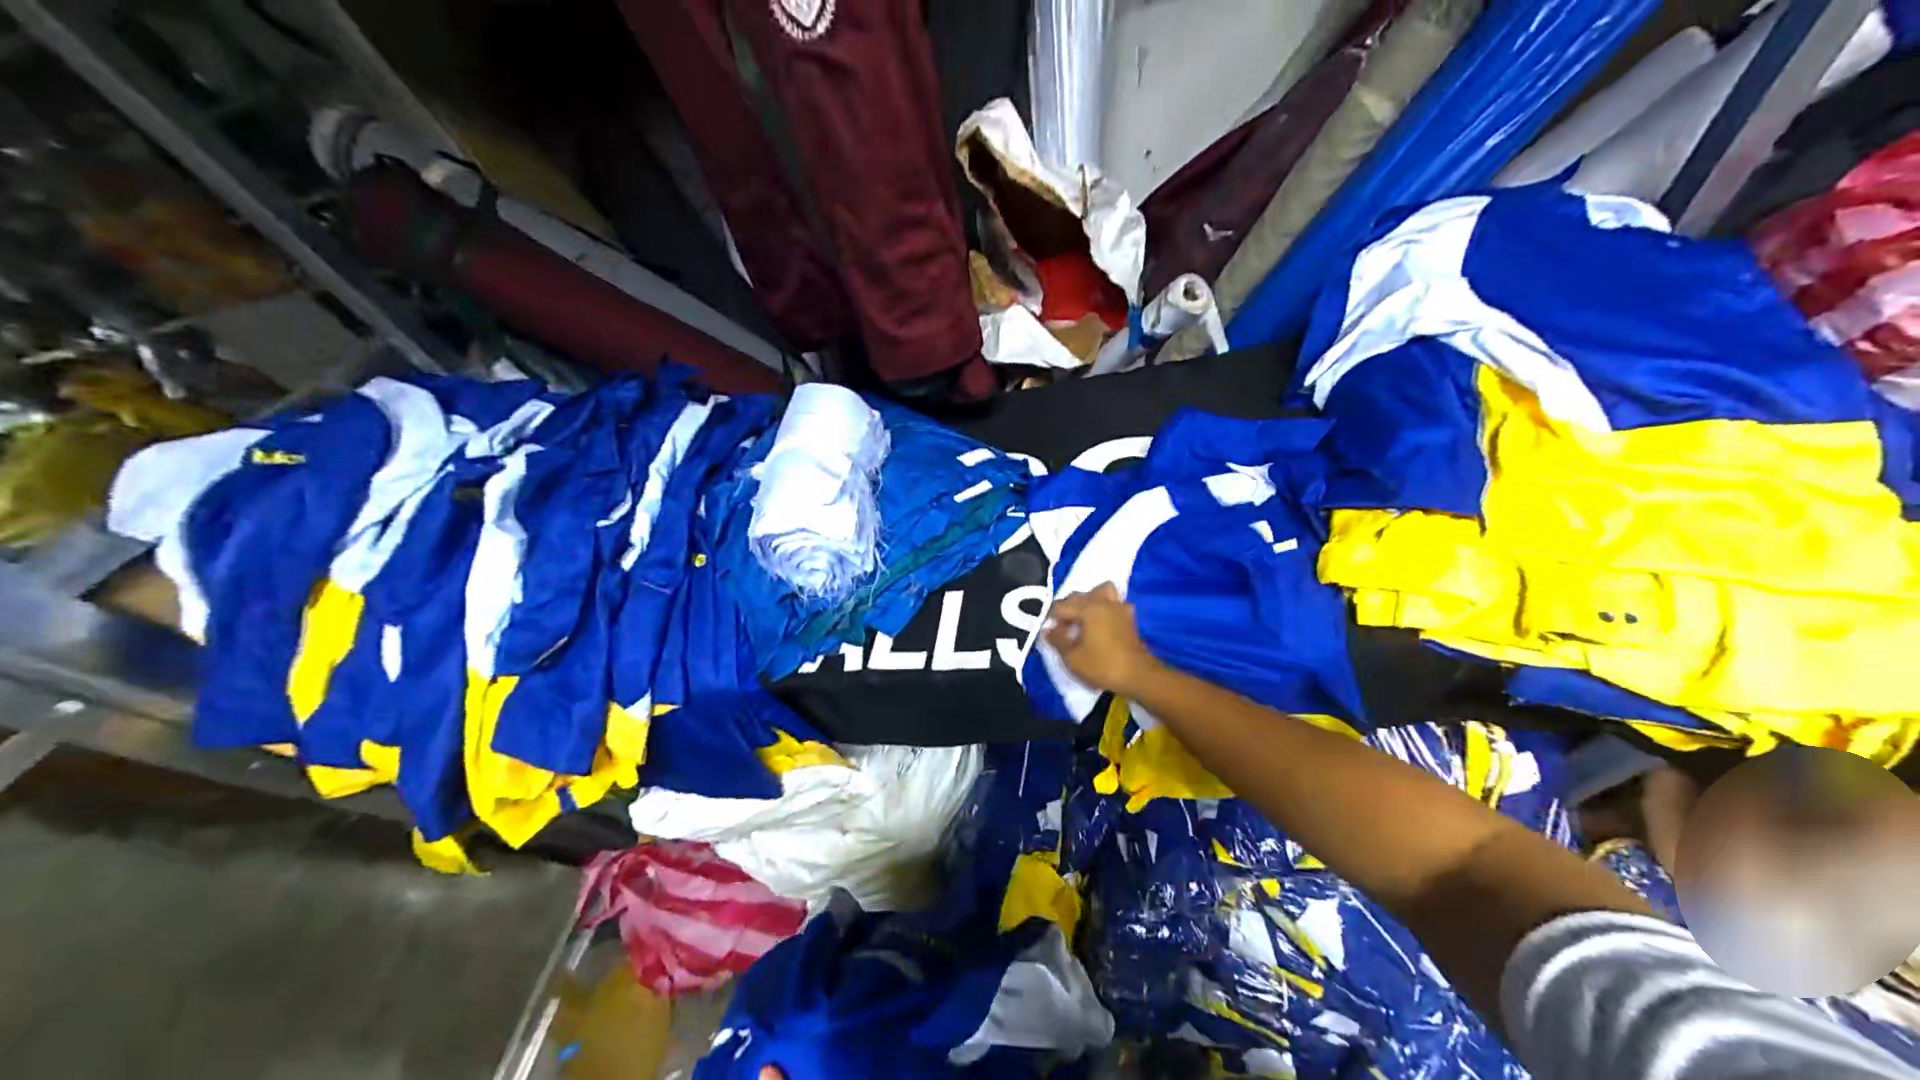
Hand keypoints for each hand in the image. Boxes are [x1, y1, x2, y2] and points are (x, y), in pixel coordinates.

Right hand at [1044, 583, 1164, 697]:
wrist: (1139, 676)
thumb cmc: (1103, 666)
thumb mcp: (1073, 658)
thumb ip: (1057, 640)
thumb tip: (1048, 629)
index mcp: (1088, 608)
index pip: (1060, 606)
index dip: (1050, 619)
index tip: (1048, 633)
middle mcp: (1103, 602)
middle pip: (1077, 596)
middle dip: (1065, 609)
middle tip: (1061, 629)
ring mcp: (1119, 607)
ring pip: (1099, 591)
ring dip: (1088, 600)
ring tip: (1082, 618)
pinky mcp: (1128, 617)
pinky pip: (1114, 602)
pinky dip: (1105, 607)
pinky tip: (1101, 622)